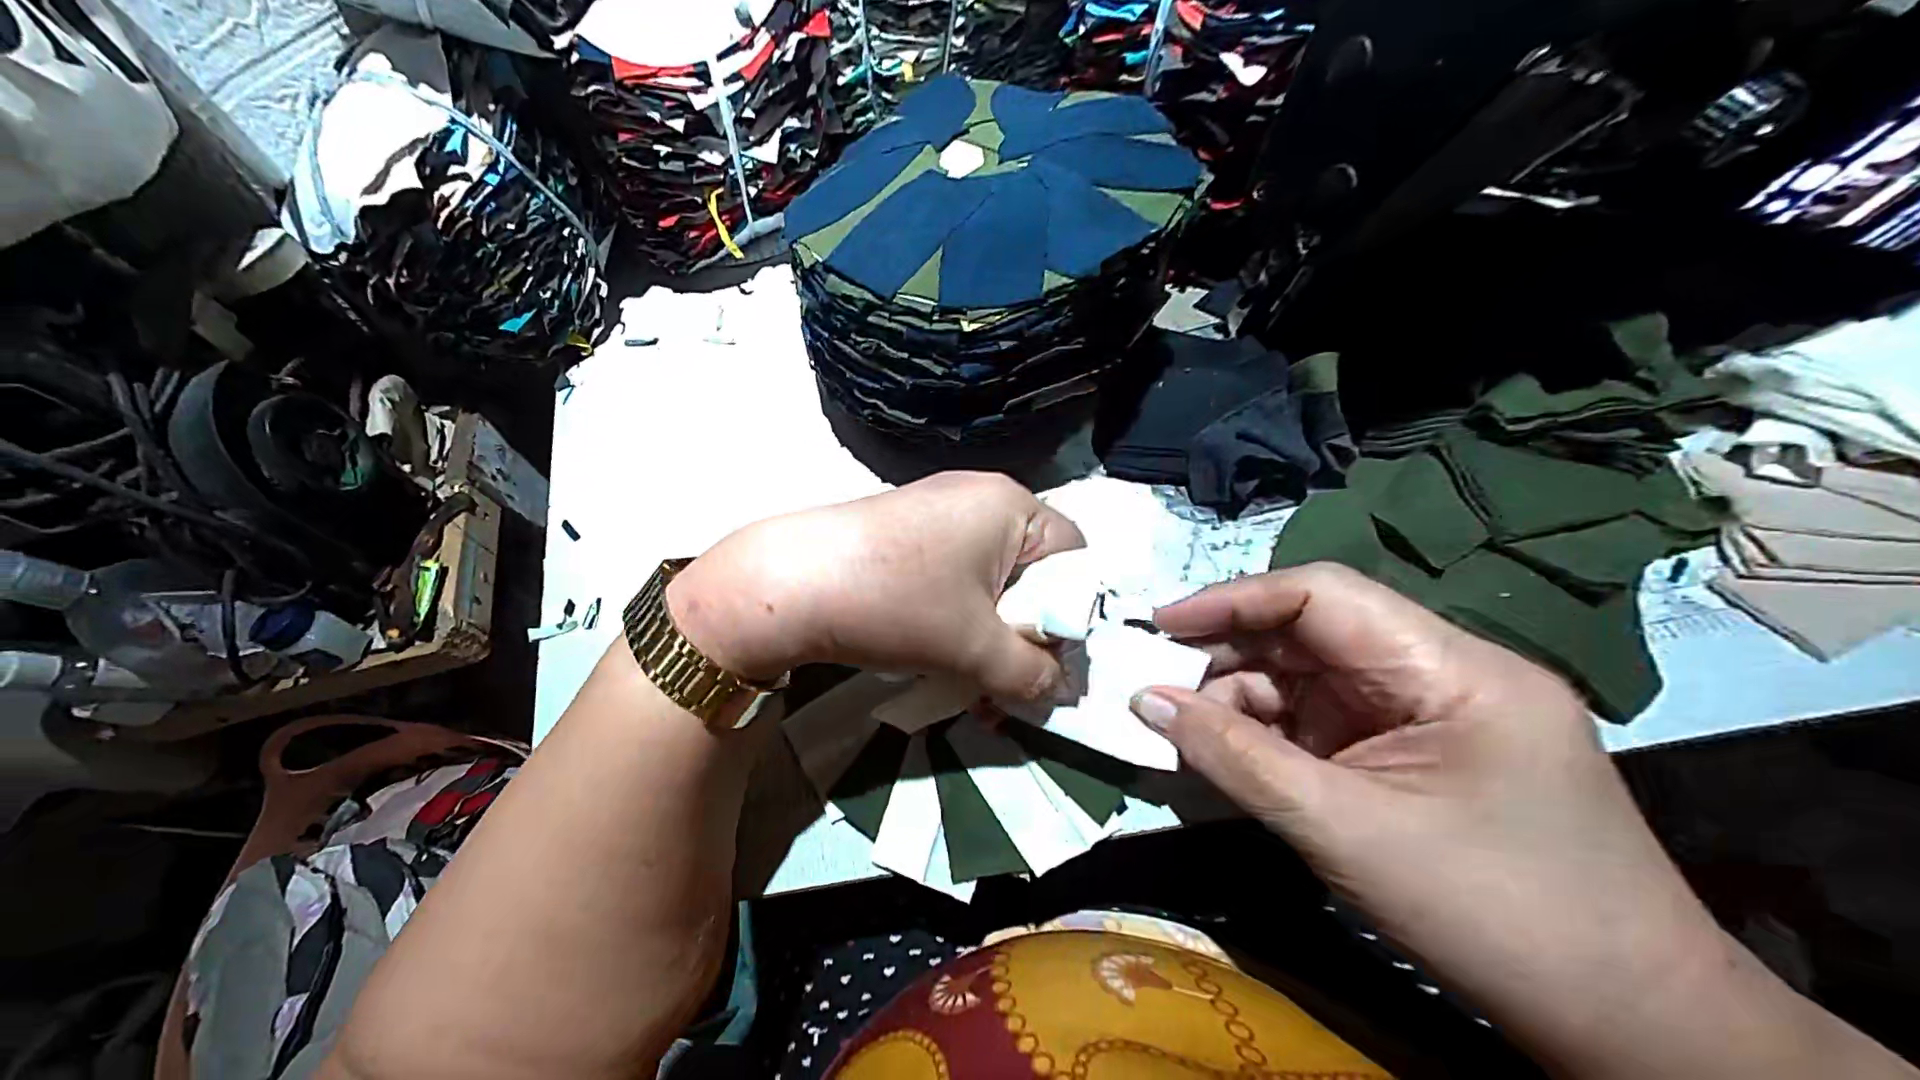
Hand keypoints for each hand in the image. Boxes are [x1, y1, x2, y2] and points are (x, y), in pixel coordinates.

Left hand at [668, 472, 1084, 700]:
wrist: (786, 586)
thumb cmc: (897, 603)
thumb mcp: (976, 648)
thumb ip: (1032, 673)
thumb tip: (1060, 689)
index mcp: (1011, 505)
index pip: (1074, 559)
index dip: (1071, 614)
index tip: (1050, 661)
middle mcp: (979, 499)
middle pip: (1031, 573)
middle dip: (1024, 635)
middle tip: (1011, 685)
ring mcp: (938, 514)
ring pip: (990, 584)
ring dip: (989, 638)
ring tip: (973, 689)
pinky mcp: (906, 536)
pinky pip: (954, 580)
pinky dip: (957, 621)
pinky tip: (941, 662)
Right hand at [1131, 563, 1908, 1079]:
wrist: (1626, 1026)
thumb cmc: (1492, 915)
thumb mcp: (1341, 828)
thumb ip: (1234, 756)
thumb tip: (1144, 701)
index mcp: (1452, 667)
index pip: (1324, 595)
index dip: (1234, 600)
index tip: (1162, 625)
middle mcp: (1439, 672)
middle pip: (1313, 633)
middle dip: (1231, 655)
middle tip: (1160, 685)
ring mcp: (1428, 712)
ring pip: (1312, 677)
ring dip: (1245, 698)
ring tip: (1188, 730)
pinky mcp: (1413, 751)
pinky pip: (1325, 720)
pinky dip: (1271, 732)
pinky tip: (1231, 752)